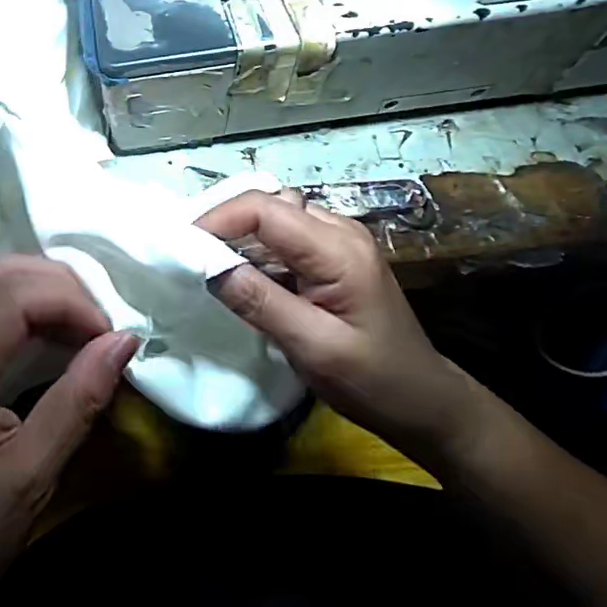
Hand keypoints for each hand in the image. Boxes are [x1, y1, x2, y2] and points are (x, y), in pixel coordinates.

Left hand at [0, 257, 138, 606]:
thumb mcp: (34, 473)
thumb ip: (79, 398)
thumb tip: (126, 339)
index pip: (9, 299)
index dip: (69, 302)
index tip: (110, 335)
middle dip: (61, 286)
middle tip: (101, 326)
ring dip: (47, 288)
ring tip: (85, 324)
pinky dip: (31, 300)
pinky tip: (58, 326)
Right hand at [199, 191, 478, 461]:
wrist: (425, 401)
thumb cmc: (373, 381)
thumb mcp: (313, 348)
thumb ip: (260, 302)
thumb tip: (207, 267)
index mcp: (338, 249)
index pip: (265, 210)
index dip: (218, 218)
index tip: (181, 244)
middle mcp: (340, 230)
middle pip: (270, 204)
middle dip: (224, 221)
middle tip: (187, 252)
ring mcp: (340, 239)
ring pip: (276, 216)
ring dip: (239, 233)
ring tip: (205, 260)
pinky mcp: (335, 254)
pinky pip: (287, 235)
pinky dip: (257, 246)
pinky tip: (240, 272)